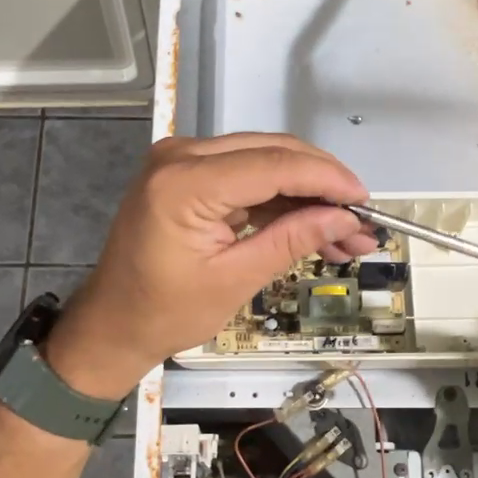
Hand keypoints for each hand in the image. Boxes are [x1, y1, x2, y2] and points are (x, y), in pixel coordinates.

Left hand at [41, 134, 378, 399]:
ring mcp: (182, 160)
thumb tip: (345, 218)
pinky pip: (246, 175)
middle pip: (273, 153)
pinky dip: (281, 199)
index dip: (327, 180)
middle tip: (362, 223)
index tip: (366, 203)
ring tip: (347, 234)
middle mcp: (180, 156)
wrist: (112, 324)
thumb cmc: (163, 313)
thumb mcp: (234, 280)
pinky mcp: (187, 173)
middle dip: (323, 186)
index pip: (274, 165)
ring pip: (265, 161)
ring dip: (307, 194)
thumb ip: (290, 240)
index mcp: (184, 183)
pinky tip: (315, 225)